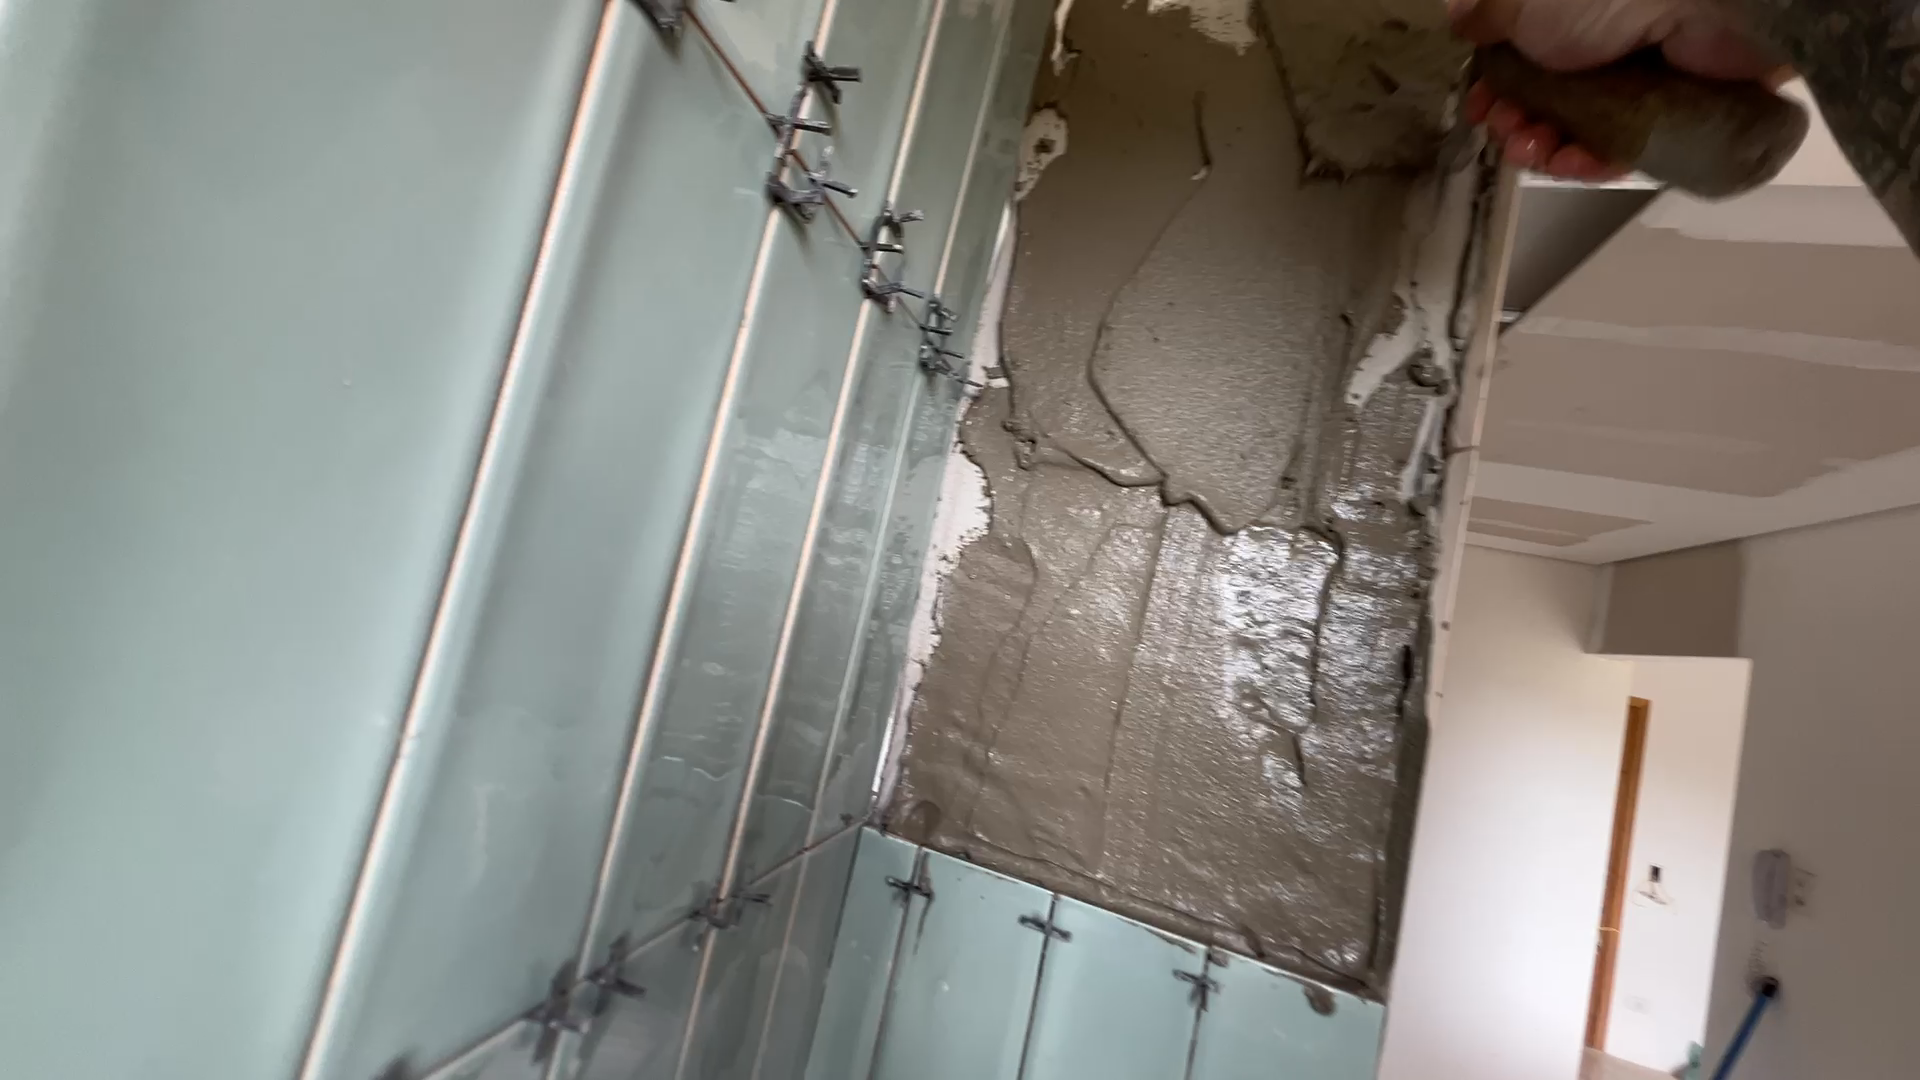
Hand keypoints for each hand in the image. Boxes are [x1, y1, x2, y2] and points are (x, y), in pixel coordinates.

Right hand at [1451, 0, 1787, 178]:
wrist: (1714, 4)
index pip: (1527, 60)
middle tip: (1506, 128)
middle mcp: (1614, 40)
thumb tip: (1460, 10)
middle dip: (1513, 125)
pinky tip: (1568, 161)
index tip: (1480, 105)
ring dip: (1540, 149)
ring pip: (1577, 130)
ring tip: (1532, 148)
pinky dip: (1586, 164)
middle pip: (1546, 102)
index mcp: (1582, 13)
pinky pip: (1620, 151)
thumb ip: (1490, 9)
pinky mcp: (1676, 111)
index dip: (1495, 88)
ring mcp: (1647, 77)